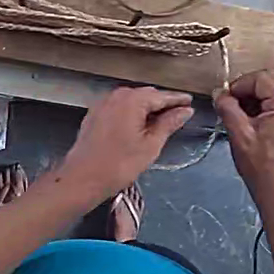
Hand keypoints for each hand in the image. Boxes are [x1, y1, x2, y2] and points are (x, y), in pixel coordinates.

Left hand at [53, 86, 193, 201]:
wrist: (82, 178)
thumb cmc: (119, 164)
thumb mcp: (150, 145)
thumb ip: (169, 124)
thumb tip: (185, 111)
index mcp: (132, 100)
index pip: (161, 96)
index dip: (178, 99)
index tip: (190, 102)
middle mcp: (116, 95)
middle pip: (146, 95)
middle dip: (162, 103)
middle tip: (179, 112)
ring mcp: (103, 103)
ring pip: (131, 100)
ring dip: (146, 107)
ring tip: (161, 120)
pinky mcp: (94, 114)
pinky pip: (119, 107)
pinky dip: (131, 112)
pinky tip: (138, 124)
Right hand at [213, 70, 273, 204]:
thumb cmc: (260, 164)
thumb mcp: (239, 133)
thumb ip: (227, 108)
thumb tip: (218, 93)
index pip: (260, 78)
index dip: (239, 85)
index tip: (226, 98)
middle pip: (268, 81)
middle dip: (246, 90)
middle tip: (230, 104)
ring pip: (270, 92)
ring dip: (252, 99)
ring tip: (239, 115)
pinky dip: (259, 107)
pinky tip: (249, 121)